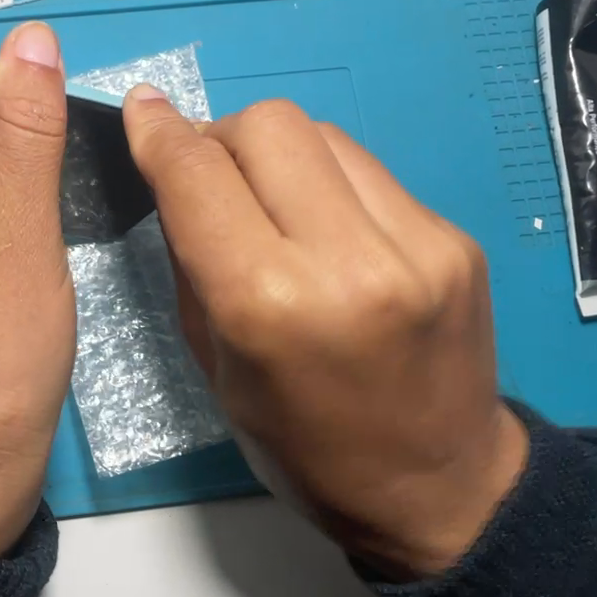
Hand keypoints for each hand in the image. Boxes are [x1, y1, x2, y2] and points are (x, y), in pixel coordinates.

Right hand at [123, 91, 527, 577]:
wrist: (437, 489)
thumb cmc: (299, 445)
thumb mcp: (214, 364)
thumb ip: (190, 260)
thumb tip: (178, 175)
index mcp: (266, 304)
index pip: (198, 177)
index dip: (159, 132)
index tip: (141, 107)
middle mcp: (345, 259)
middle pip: (268, 124)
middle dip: (221, 137)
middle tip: (211, 178)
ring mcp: (416, 243)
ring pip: (323, 133)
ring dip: (277, 153)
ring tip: (272, 203)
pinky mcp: (455, 238)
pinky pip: (368, 171)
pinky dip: (327, 182)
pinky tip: (327, 227)